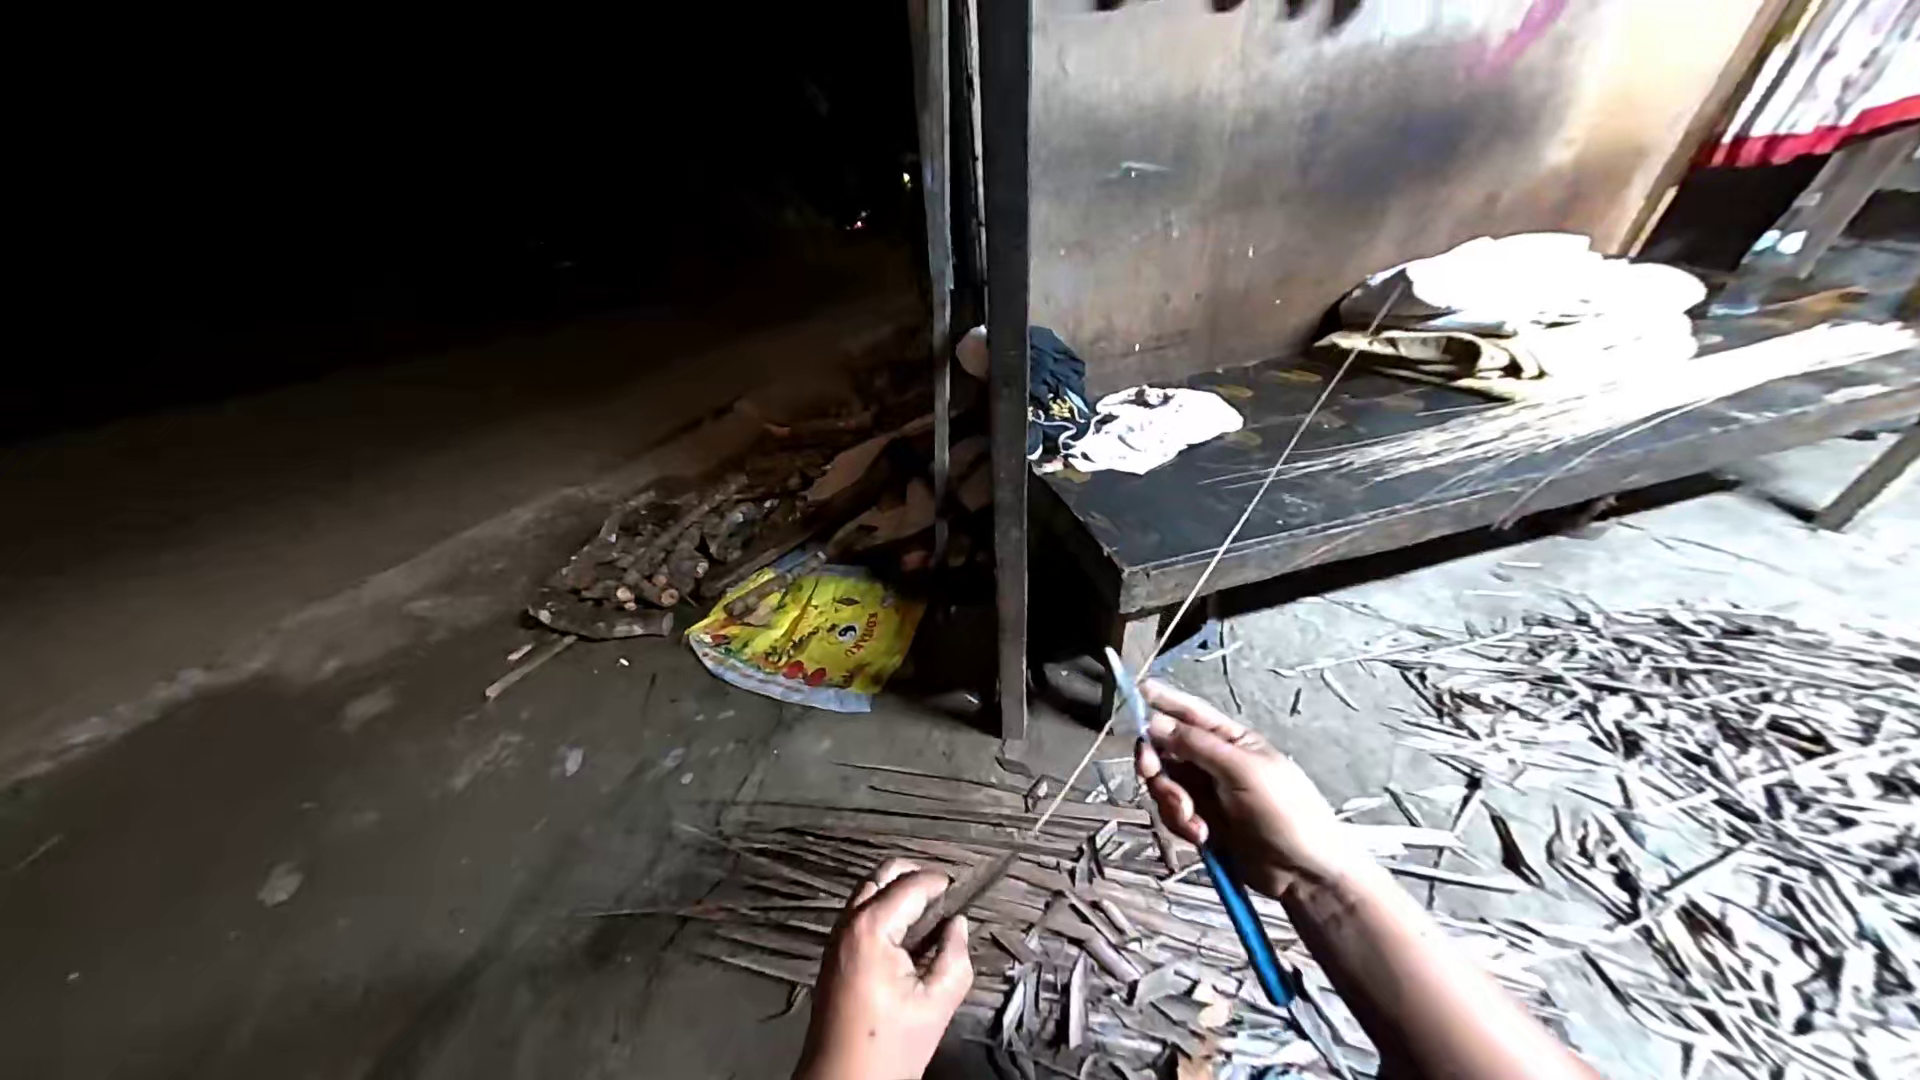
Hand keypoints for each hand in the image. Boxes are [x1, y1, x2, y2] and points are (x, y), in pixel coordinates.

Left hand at [793, 859, 972, 1079]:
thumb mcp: (935, 1006)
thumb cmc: (884, 1052)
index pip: (910, 886)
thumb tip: (958, 926)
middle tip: (941, 887)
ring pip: (869, 889)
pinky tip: (905, 928)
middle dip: (914, 873)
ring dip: (897, 887)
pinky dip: (883, 905)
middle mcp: (849, 924)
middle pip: (882, 874)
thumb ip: (955, 958)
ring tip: (927, 904)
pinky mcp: (834, 953)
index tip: (957, 886)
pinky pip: (859, 911)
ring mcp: (837, 938)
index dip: (937, 881)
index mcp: (871, 929)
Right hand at [1134, 679, 1364, 897]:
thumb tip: (1154, 722)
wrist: (1306, 877)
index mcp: (1229, 739)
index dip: (1162, 700)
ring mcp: (1204, 791)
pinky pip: (1171, 811)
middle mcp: (1211, 760)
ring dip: (1170, 800)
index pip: (1189, 712)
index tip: (1136, 690)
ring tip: (1194, 821)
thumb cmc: (1287, 814)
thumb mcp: (1243, 772)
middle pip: (1163, 747)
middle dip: (1154, 761)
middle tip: (1150, 773)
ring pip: (1163, 782)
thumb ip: (1197, 745)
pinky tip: (1202, 836)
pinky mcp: (1200, 819)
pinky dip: (1180, 823)